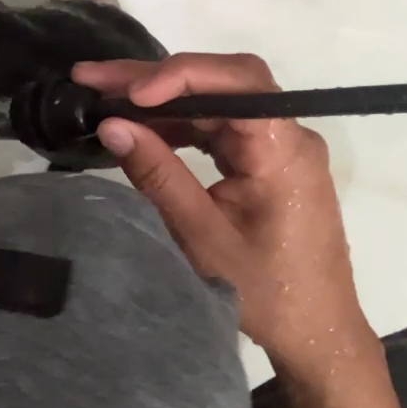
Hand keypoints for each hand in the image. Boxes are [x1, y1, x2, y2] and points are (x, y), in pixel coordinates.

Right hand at [73, 53, 372, 370]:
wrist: (316, 332)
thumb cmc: (265, 291)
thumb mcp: (200, 234)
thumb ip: (156, 173)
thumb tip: (110, 125)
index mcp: (282, 150)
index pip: (237, 81)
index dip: (179, 75)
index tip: (128, 94)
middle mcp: (286, 135)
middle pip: (219, 83)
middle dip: (153, 78)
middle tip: (91, 77)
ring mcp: (276, 146)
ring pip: (214, 100)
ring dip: (159, 97)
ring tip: (103, 96)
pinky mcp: (264, 160)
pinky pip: (217, 126)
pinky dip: (175, 122)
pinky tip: (138, 126)